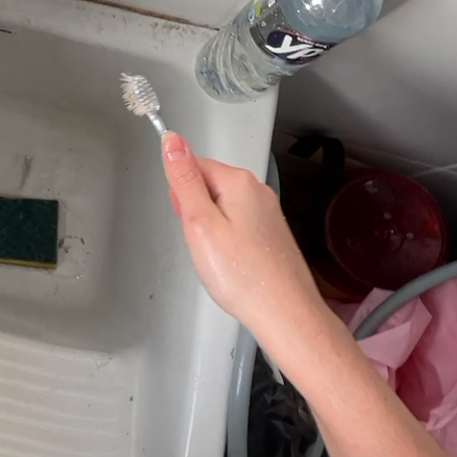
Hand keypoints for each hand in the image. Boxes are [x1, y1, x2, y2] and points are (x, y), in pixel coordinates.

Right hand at [160, 132, 322, 330]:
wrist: (284, 314)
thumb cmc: (243, 276)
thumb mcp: (199, 223)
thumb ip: (183, 179)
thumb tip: (171, 141)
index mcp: (239, 182)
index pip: (192, 166)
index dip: (181, 197)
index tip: (188, 221)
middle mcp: (257, 191)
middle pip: (206, 186)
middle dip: (194, 213)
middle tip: (202, 243)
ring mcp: (267, 213)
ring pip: (219, 208)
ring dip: (209, 229)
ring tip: (216, 257)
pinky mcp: (269, 233)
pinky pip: (234, 226)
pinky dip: (225, 242)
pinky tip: (229, 263)